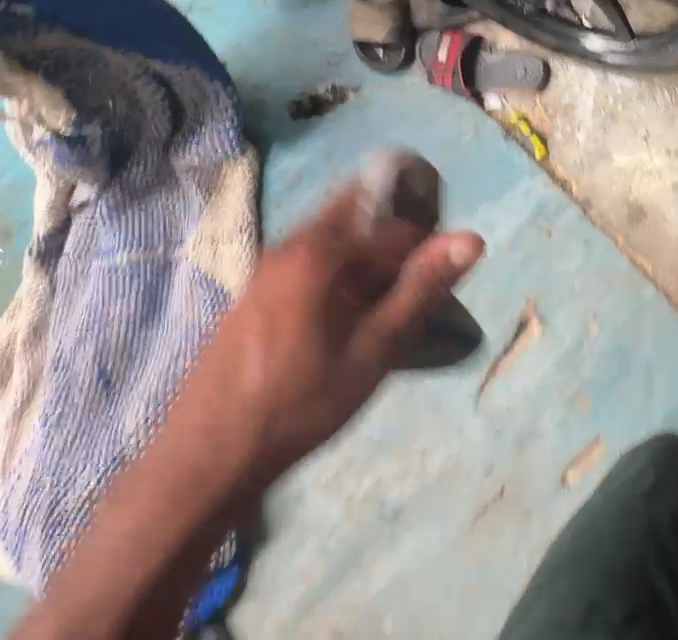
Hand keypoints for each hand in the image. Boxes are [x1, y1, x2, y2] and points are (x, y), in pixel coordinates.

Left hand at [190, 173, 484, 477]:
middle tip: (410, 298)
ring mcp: (266, 268)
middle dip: (396, 248)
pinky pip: (314, 265)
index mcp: (319, 252)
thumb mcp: (375, 349)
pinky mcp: (256, 293)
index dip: (425, 249)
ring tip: (383, 316)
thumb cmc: (300, 403)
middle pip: (361, 219)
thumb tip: (472, 239)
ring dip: (370, 266)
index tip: (435, 290)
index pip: (395, 222)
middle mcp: (289, 245)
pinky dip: (342, 280)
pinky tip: (347, 327)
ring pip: (337, 244)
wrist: (205, 458)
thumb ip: (422, 288)